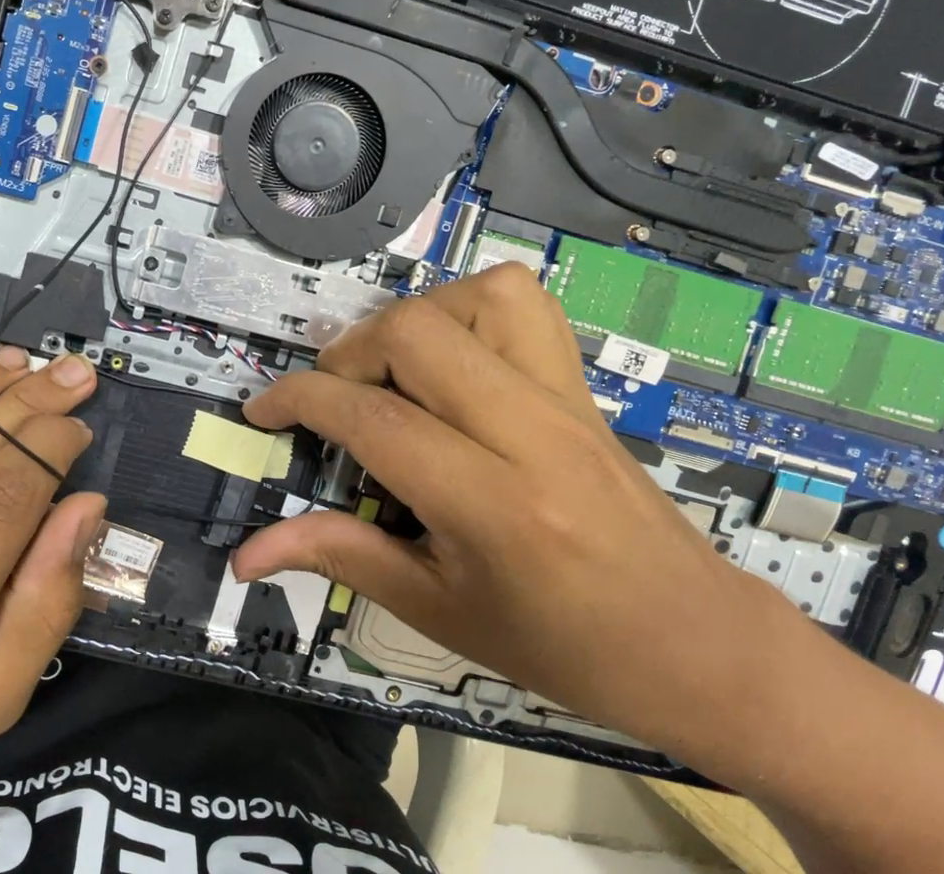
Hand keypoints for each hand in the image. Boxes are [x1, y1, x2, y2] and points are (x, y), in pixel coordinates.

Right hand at [232, 264, 817, 752]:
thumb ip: (340, 557)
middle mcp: (532, 433)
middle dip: (348, 354)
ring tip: (393, 375)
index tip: (261, 410)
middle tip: (334, 400)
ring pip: (478, 297)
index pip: (372, 416)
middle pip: (415, 333)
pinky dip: (468, 310)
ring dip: (412, 321)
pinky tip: (449, 361)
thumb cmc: (560, 646)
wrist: (697, 646)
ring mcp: (567, 400)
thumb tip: (246, 553)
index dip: (298, 400)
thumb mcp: (436, 611)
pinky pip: (526, 306)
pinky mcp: (584, 389)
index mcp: (491, 504)